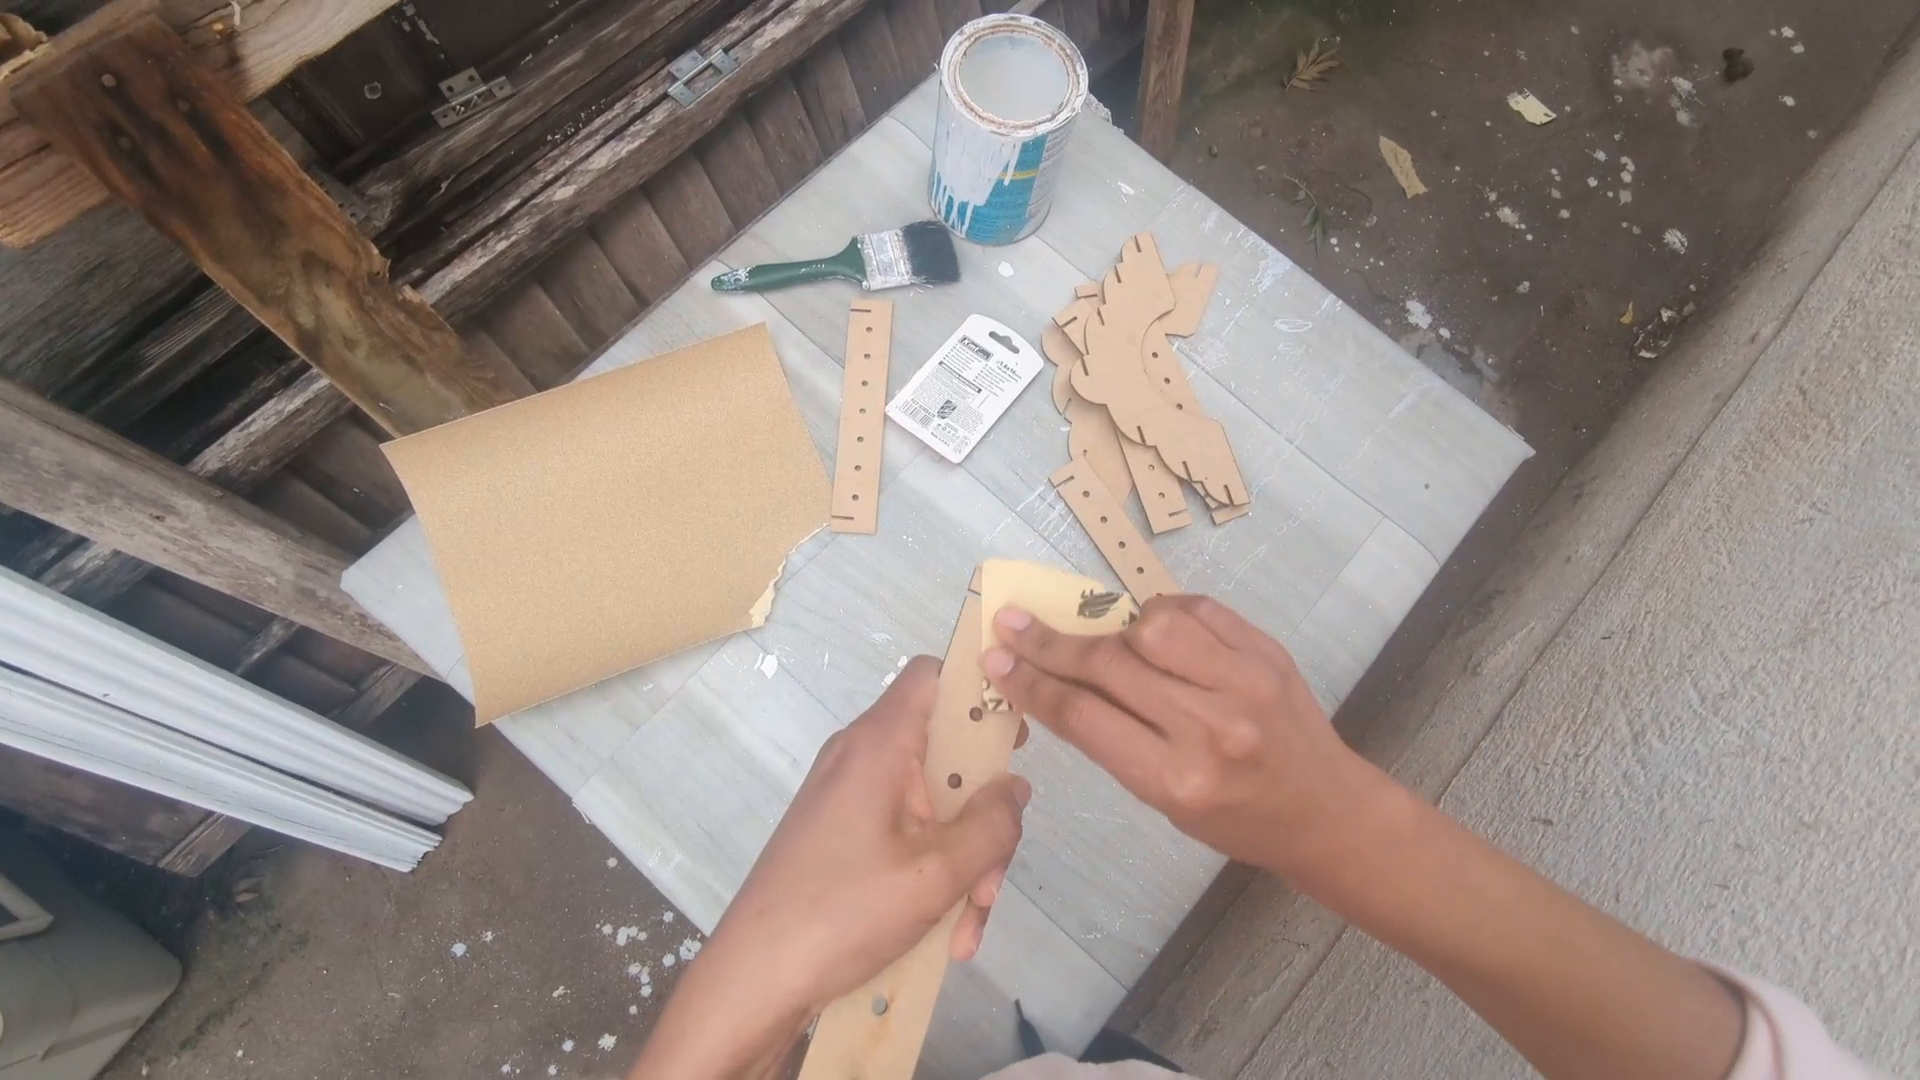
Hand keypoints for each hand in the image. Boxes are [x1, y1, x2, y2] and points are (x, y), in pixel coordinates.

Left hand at [718, 654, 1030, 1002]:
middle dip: (980, 815)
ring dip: (961, 860)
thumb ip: (991, 824)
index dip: (978, 691)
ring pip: (930, 805)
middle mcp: (862, 757)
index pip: (932, 675)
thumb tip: (1014, 787)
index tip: (1014, 736)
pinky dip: (930, 873)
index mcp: (879, 744)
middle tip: (993, 875)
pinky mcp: (843, 834)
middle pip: (944, 754)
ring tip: (967, 925)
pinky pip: (904, 833)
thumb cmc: (842, 914)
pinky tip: (944, 934)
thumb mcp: (935, 873)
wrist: (751, 984)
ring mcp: (850, 797)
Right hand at [981, 594, 1383, 875]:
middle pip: (1107, 666)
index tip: (996, 658)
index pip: (1083, 717)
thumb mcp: (1160, 796)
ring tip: (1109, 638)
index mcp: (1175, 779)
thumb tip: (1055, 676)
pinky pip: (1197, 609)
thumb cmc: (1233, 818)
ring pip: (1152, 626)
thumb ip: (1111, 735)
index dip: (1031, 682)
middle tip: (1013, 623)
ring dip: (1114, 626)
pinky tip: (1154, 627)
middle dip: (1049, 642)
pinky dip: (1162, 611)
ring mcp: (1244, 683)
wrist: (1324, 809)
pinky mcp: (1267, 651)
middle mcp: (1209, 728)